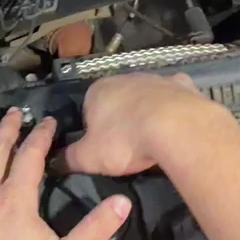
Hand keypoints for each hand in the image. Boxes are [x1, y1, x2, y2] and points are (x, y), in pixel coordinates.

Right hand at [63, 73, 224, 176]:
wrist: (177, 128)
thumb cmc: (126, 140)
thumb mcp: (89, 157)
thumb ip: (70, 158)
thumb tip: (56, 162)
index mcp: (98, 90)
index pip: (88, 108)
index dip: (93, 129)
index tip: (102, 147)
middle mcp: (126, 78)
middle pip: (118, 100)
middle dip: (121, 119)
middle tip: (127, 146)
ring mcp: (156, 78)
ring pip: (146, 96)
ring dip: (147, 113)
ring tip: (153, 139)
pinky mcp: (183, 85)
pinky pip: (174, 97)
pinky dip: (173, 108)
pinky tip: (176, 126)